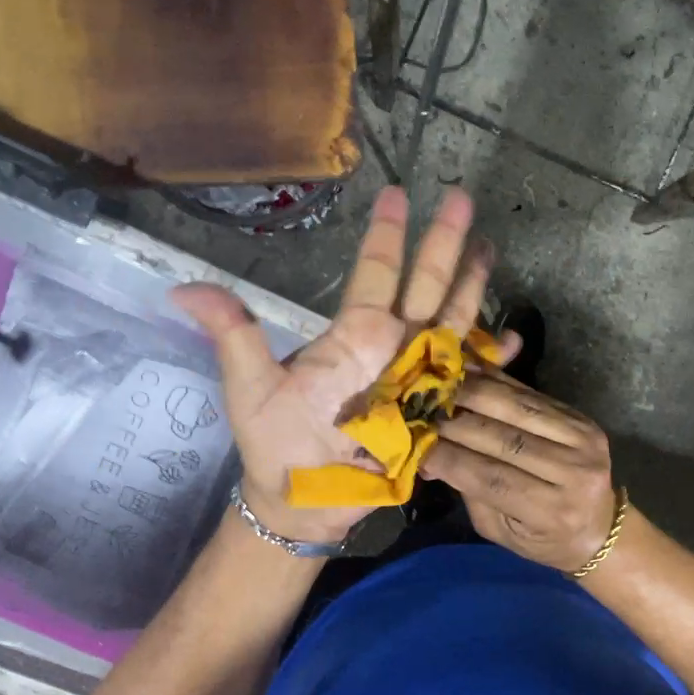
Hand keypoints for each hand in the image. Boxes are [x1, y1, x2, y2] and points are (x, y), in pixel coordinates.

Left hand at [175, 186, 494, 542]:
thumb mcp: (250, 387)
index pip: (375, 274)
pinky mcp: (432, 413)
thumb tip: (182, 290)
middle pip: (424, 287)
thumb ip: (234, 335)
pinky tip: (511, 342)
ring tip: (489, 248)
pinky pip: (466, 382)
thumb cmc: (274, 443)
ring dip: (472, 288)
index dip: (387, 236)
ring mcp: (415, 379)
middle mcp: (390, 348)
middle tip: (462, 198)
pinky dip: (490, 363)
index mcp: (352, 336)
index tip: (397, 195)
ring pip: (451, 323)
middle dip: (444, 245)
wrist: (302, 498)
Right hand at [421, 371, 618, 572]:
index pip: (491, 478)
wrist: (602, 528)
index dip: (448, 457)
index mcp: (552, 512)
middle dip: (454, 422)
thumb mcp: (501, 531)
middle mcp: (573, 474)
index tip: (414, 444)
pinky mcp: (582, 419)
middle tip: (419, 410)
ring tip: (439, 387)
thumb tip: (428, 456)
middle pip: (502, 438)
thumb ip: (469, 493)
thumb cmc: (544, 540)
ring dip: (472, 393)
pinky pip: (532, 395)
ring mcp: (583, 441)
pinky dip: (497, 382)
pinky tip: (468, 374)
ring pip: (516, 408)